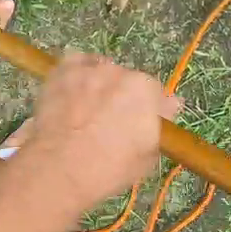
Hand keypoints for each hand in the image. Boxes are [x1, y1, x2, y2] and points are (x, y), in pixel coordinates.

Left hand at [12, 50, 181, 214]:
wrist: (61, 167)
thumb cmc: (110, 167)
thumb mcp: (148, 155)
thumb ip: (159, 124)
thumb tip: (169, 105)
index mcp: (144, 90)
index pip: (155, 94)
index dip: (149, 110)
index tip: (140, 124)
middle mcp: (118, 72)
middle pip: (127, 81)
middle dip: (123, 97)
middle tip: (111, 120)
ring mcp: (88, 69)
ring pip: (101, 70)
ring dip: (100, 85)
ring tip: (89, 107)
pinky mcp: (62, 72)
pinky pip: (75, 63)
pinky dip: (78, 73)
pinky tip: (75, 89)